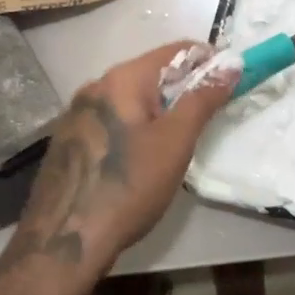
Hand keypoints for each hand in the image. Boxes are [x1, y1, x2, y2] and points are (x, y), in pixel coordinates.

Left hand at [7, 41, 236, 273]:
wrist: (63, 244)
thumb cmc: (129, 186)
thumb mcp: (176, 141)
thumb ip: (204, 98)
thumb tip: (230, 66)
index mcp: (121, 78)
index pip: (175, 51)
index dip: (208, 61)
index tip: (231, 81)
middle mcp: (95, 86)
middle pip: (151, 73)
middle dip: (184, 87)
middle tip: (209, 115)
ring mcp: (76, 114)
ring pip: (130, 99)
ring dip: (158, 109)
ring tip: (178, 140)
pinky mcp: (68, 142)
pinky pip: (112, 121)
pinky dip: (135, 127)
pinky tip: (142, 158)